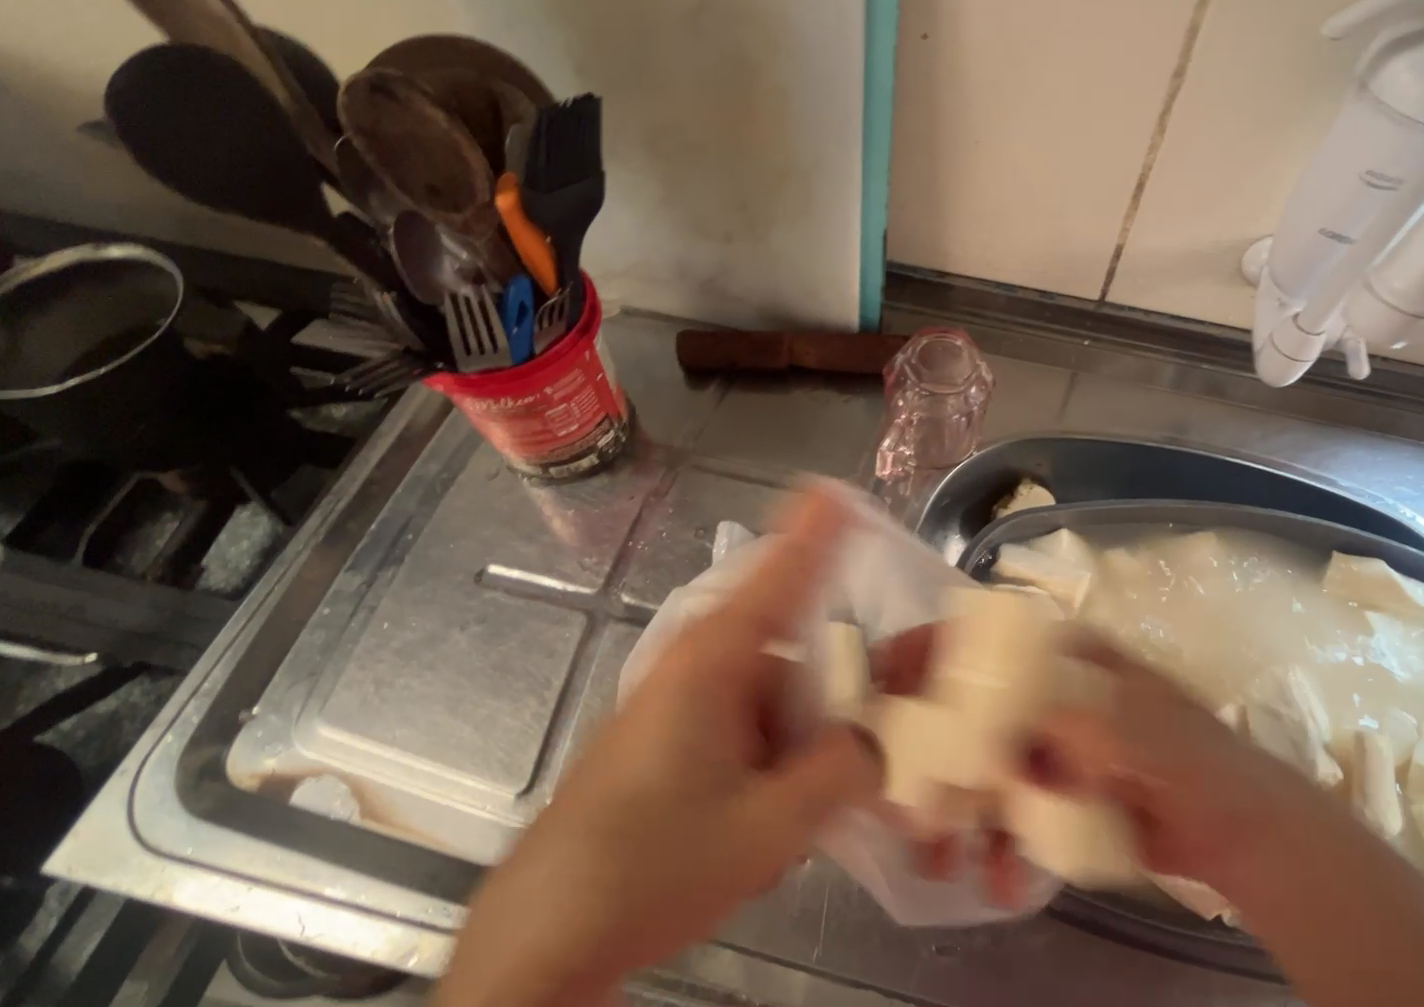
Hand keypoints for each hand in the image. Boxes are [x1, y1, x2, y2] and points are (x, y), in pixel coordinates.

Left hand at [440, 484, 883, 1006]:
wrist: (545, 934)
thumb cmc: (654, 866)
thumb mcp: (770, 827)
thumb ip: (843, 771)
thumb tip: (878, 738)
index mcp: (718, 662)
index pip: (781, 573)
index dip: (816, 530)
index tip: (838, 488)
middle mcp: (699, 667)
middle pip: (794, 652)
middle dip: (835, 703)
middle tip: (859, 762)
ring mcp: (682, 704)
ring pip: (774, 702)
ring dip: (802, 749)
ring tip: (798, 822)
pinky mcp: (672, 740)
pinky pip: (746, 732)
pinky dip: (772, 767)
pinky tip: (767, 829)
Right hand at [879, 624, 1317, 901]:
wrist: (1234, 828)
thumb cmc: (1190, 757)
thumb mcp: (1136, 726)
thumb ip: (1072, 713)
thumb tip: (994, 716)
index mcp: (1057, 655)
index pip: (975, 639)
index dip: (921, 655)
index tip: (876, 689)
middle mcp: (1038, 692)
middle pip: (959, 707)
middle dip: (922, 751)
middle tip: (894, 797)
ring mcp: (1039, 744)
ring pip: (972, 766)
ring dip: (949, 810)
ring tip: (935, 855)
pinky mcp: (1044, 793)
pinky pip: (1000, 812)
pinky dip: (991, 843)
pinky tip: (996, 876)